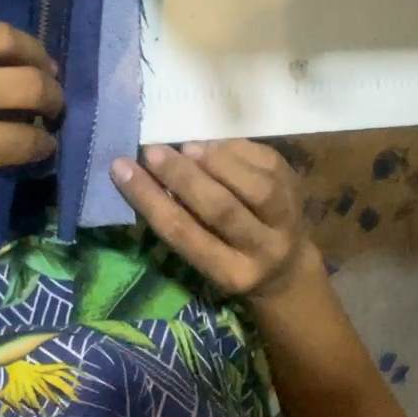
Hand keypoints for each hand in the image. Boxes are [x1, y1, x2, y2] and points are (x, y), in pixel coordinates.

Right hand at [111, 140, 324, 301]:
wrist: (286, 268)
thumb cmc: (227, 258)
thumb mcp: (202, 257)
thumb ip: (180, 221)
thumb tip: (147, 173)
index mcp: (230, 273)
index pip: (183, 233)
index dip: (149, 199)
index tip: (121, 168)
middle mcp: (263, 249)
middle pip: (220, 208)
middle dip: (182, 176)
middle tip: (152, 151)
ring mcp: (287, 219)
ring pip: (253, 185)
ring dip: (214, 160)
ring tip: (186, 146)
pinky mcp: (296, 188)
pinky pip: (266, 162)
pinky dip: (234, 149)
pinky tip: (211, 143)